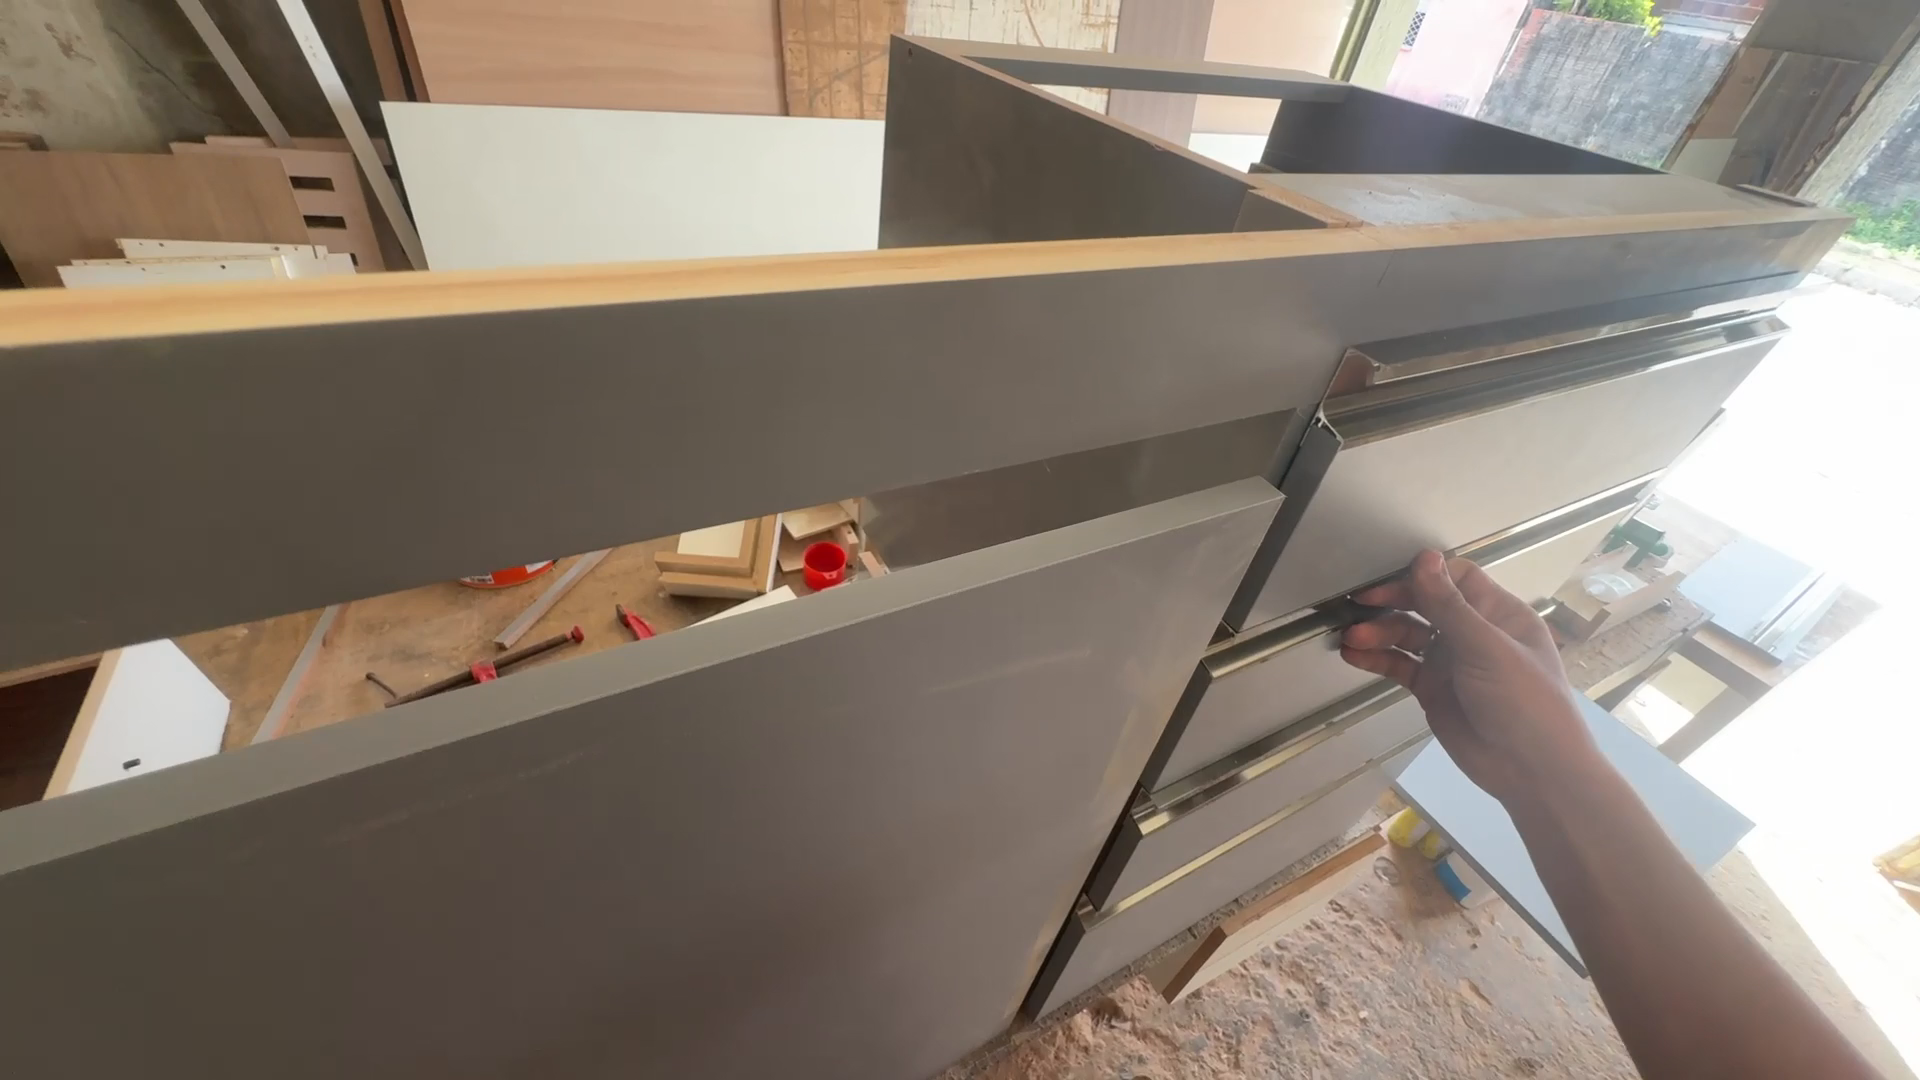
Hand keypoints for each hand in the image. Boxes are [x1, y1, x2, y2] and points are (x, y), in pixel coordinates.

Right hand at [1338, 550, 1601, 806]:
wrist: (1532, 772)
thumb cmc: (1522, 700)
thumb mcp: (1485, 647)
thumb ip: (1448, 604)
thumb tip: (1424, 556)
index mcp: (1498, 615)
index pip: (1455, 578)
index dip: (1422, 575)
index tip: (1388, 579)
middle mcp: (1472, 632)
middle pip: (1423, 604)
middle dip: (1390, 603)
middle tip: (1357, 605)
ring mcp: (1450, 660)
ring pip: (1405, 634)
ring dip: (1377, 633)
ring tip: (1351, 639)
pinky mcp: (1430, 687)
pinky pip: (1398, 664)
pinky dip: (1375, 658)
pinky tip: (1353, 656)